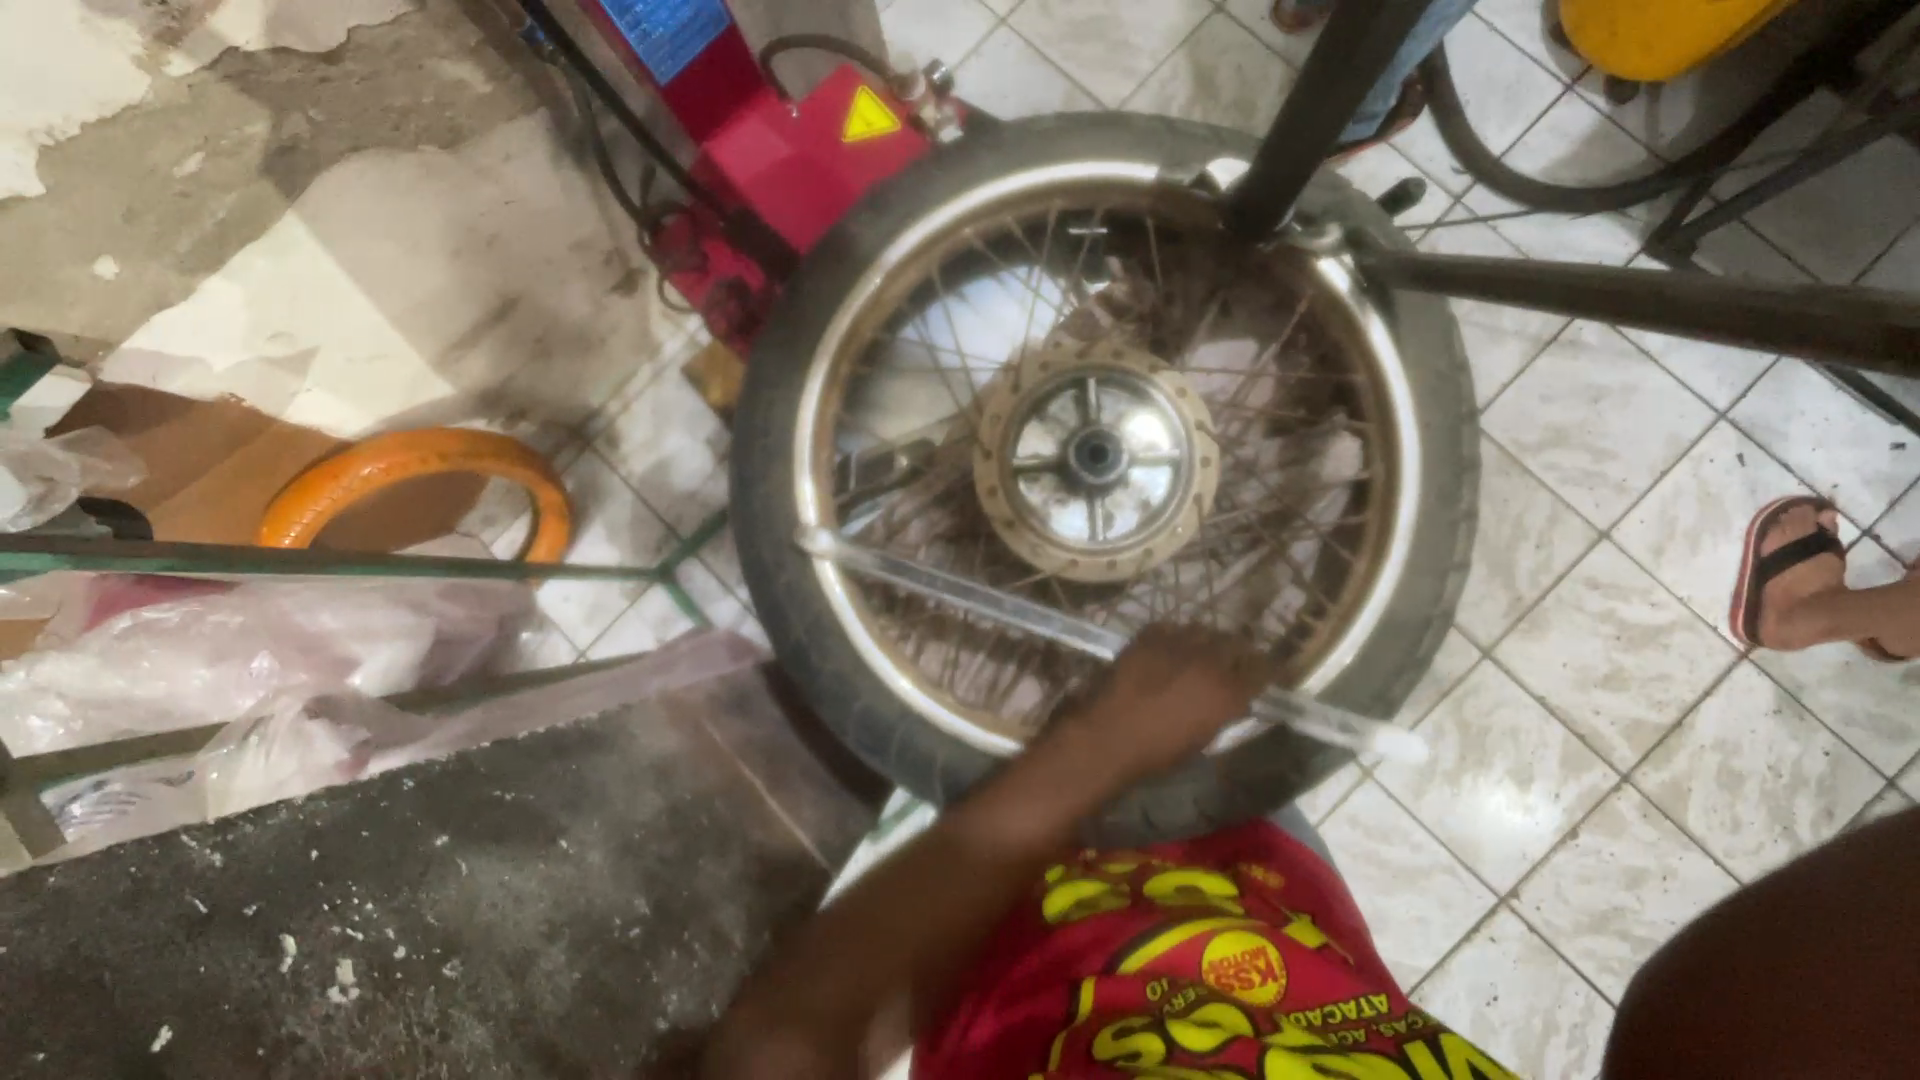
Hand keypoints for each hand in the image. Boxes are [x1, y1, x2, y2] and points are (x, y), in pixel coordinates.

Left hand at [1045, 623, 1270, 783]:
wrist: (1108, 734)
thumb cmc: (1157, 751)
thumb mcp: (1202, 738)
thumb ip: (1222, 712)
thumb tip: (1232, 699)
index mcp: (1228, 693)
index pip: (1262, 669)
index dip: (1264, 669)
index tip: (1261, 672)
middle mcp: (1210, 662)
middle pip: (1236, 642)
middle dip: (1237, 650)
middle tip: (1229, 660)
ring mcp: (1179, 644)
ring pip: (1204, 630)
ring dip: (1205, 641)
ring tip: (1196, 651)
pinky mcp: (1150, 635)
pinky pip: (1172, 628)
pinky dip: (1174, 637)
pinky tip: (1167, 649)